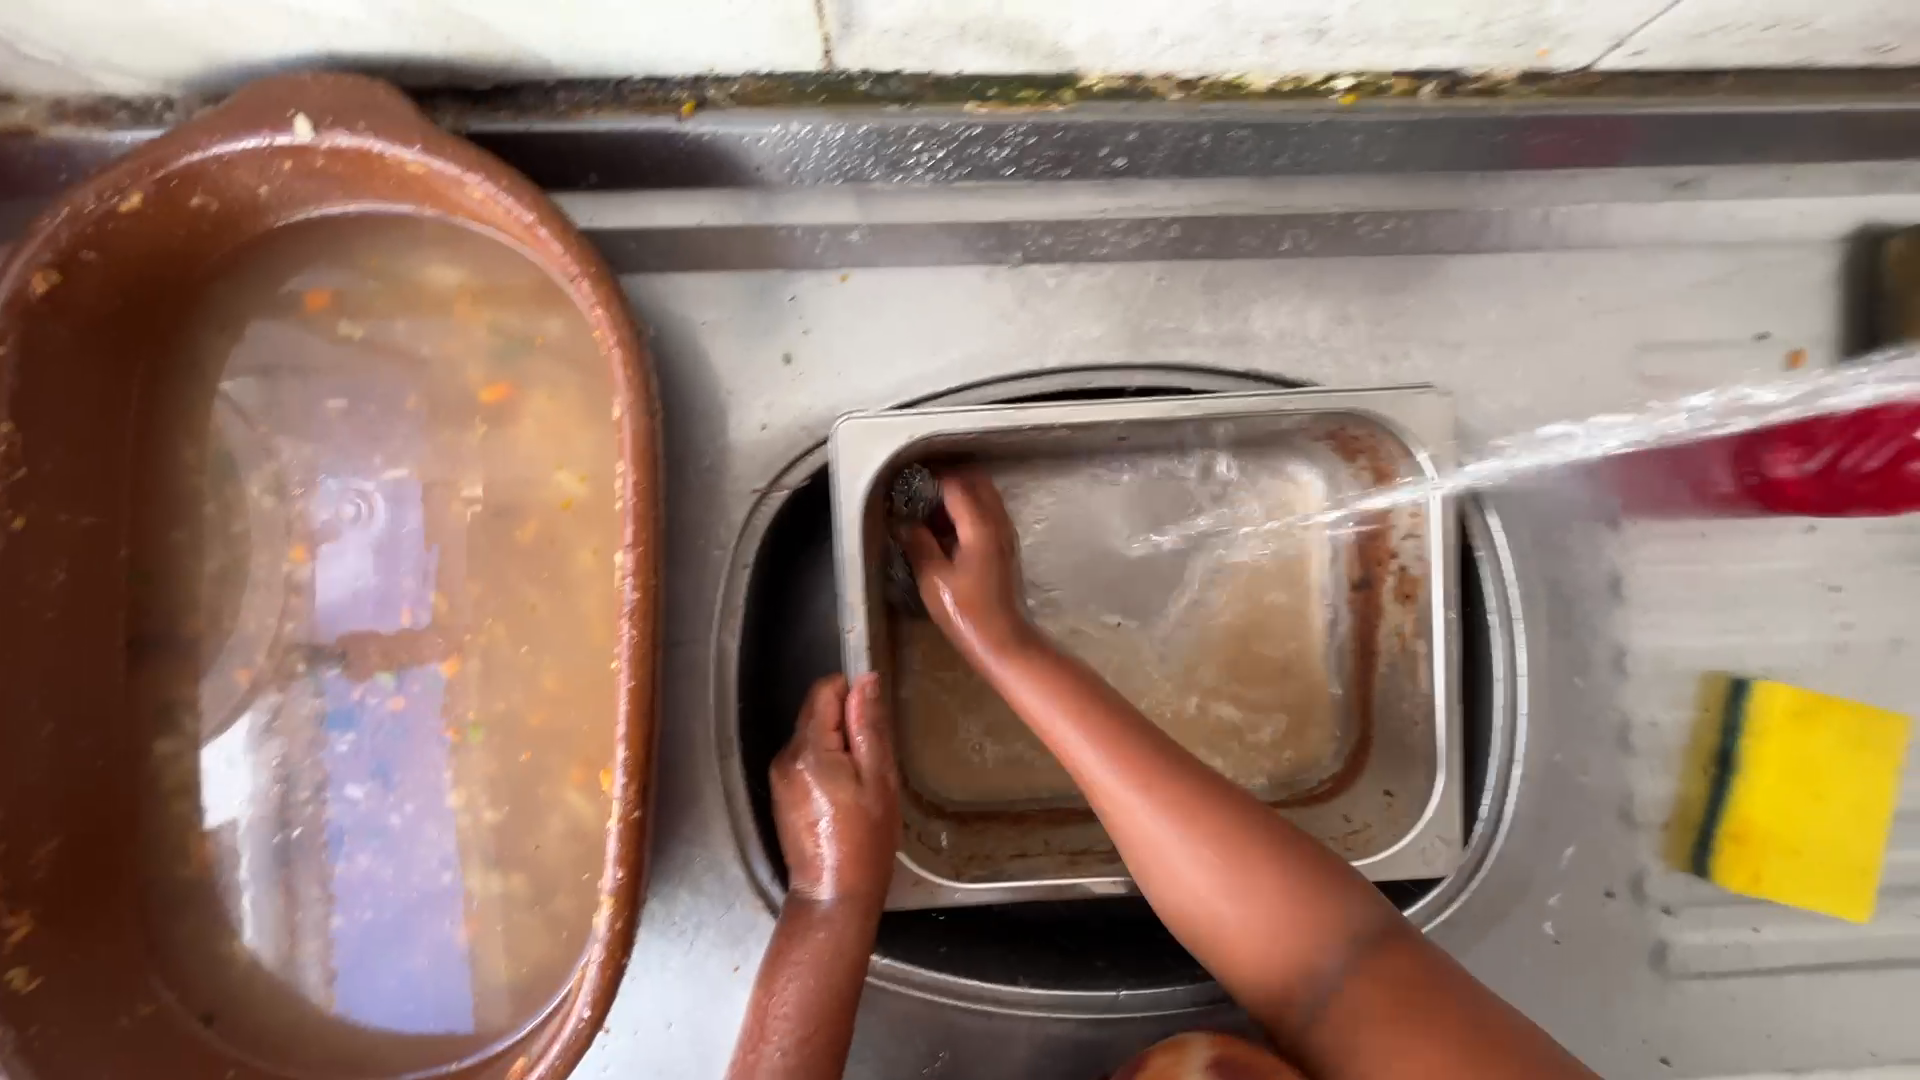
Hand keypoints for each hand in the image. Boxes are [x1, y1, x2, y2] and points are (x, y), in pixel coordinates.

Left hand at [771, 673, 899, 905]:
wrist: (834, 894)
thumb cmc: (865, 839)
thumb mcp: (878, 778)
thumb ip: (868, 726)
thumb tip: (865, 680)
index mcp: (809, 750)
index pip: (824, 691)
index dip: (852, 693)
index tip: (873, 718)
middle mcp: (785, 756)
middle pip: (816, 712)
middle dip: (846, 722)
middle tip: (872, 757)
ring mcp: (779, 775)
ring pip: (812, 735)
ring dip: (837, 743)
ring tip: (861, 779)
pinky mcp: (782, 792)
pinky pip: (805, 758)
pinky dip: (826, 762)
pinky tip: (845, 792)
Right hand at [895, 468, 1036, 666]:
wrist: (1002, 640)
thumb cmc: (965, 611)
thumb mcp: (932, 578)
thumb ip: (918, 543)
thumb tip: (904, 522)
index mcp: (979, 526)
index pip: (957, 485)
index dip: (933, 479)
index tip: (910, 483)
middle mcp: (998, 523)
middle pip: (977, 483)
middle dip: (950, 482)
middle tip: (922, 495)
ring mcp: (1006, 534)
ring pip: (986, 498)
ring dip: (961, 498)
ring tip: (932, 515)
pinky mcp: (1006, 548)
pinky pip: (990, 515)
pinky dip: (970, 513)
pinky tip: (949, 533)